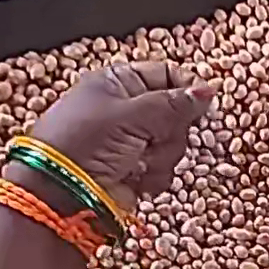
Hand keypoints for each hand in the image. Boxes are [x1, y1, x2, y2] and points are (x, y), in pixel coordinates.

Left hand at [15, 62, 216, 213]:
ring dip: (160, 159)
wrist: (62, 192)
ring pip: (173, 148)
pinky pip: (164, 173)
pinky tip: (135, 178)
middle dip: (169, 133)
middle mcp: (128, 112)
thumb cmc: (84, 144)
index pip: (166, 76)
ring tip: (136, 162)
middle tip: (151, 139)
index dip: (185, 91)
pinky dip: (154, 177)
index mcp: (120, 84)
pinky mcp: (136, 173)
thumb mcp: (130, 115)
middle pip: (176, 116)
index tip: (200, 106)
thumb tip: (206, 91)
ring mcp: (133, 144)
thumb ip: (173, 104)